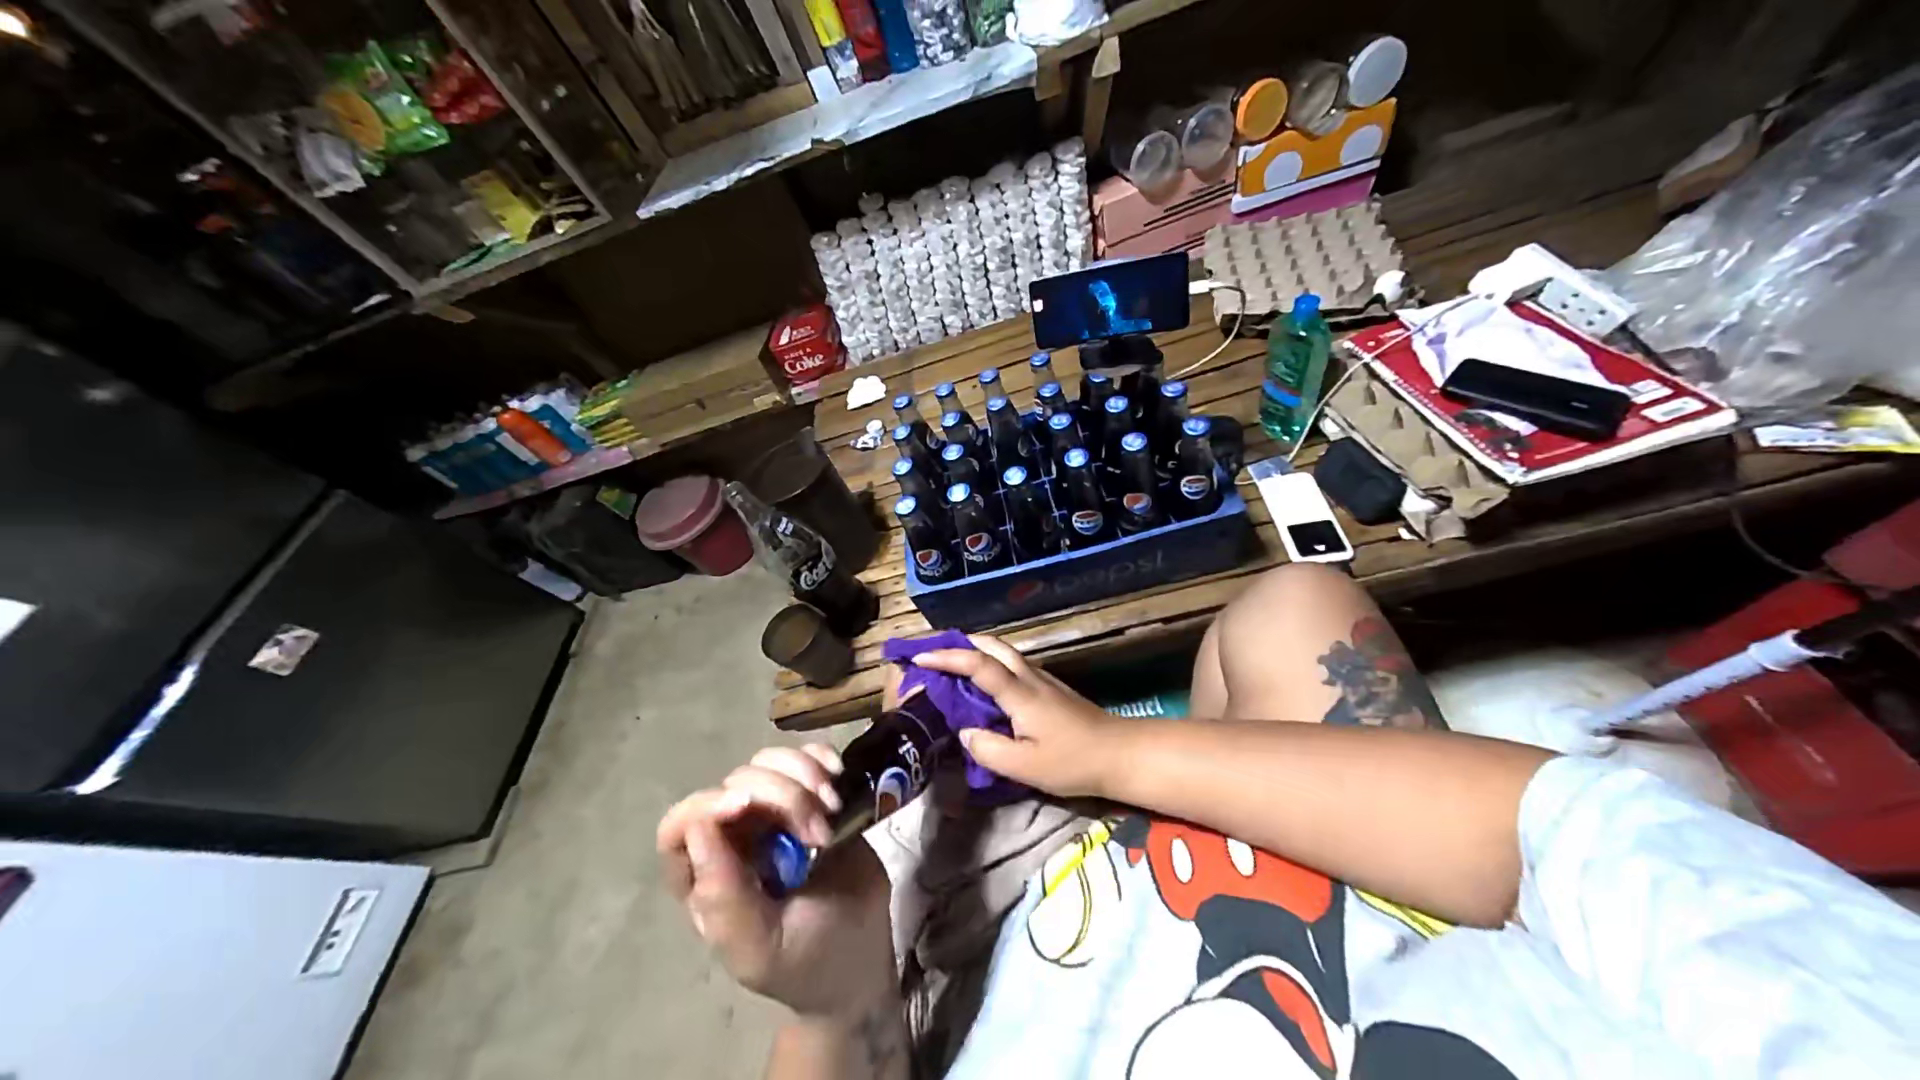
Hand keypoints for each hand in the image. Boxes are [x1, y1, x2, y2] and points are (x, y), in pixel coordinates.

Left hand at [657, 744, 896, 1020]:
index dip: (706, 805)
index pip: (681, 826)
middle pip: (736, 784)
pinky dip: (821, 756)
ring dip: (803, 773)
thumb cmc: (806, 960)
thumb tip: (699, 826)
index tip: (747, 803)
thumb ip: (724, 898)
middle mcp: (735, 835)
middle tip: (820, 833)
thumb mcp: (760, 947)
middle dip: (781, 796)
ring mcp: (775, 811)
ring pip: (768, 763)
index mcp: (707, 876)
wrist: (865, 952)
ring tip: (834, 807)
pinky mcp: (813, 794)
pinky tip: (838, 775)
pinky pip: (806, 756)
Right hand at [912, 635, 1120, 798]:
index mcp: (1019, 693)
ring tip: (952, 664)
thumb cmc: (1073, 761)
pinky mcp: (1051, 689)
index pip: (977, 665)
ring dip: (976, 650)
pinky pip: (1013, 665)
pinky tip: (985, 684)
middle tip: (933, 651)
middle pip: (992, 645)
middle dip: (959, 642)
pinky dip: (991, 663)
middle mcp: (1029, 678)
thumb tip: (965, 733)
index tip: (919, 658)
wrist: (1121, 753)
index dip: (946, 658)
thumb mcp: (1025, 766)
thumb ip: (988, 750)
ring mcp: (1043, 680)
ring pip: (1004, 652)